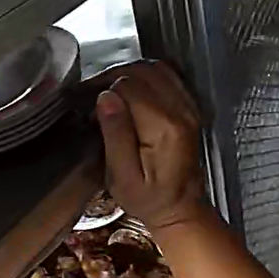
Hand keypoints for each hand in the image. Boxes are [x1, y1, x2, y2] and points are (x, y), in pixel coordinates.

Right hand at [90, 61, 217, 236]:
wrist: (179, 209)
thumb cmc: (147, 198)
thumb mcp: (122, 176)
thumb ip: (115, 134)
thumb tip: (104, 98)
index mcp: (164, 127)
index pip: (128, 86)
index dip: (103, 91)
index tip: (90, 109)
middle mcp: (181, 111)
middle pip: (142, 71)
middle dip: (112, 78)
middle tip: (93, 95)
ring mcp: (188, 108)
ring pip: (155, 68)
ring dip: (127, 73)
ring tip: (109, 92)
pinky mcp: (188, 108)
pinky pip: (167, 76)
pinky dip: (144, 76)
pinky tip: (130, 91)